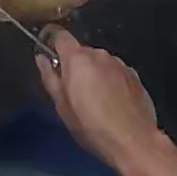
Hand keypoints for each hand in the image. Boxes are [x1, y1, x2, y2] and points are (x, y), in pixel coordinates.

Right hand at [35, 27, 170, 172]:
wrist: (133, 139)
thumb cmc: (91, 126)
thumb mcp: (62, 106)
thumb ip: (50, 78)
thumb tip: (41, 58)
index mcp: (78, 59)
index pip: (61, 36)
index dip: (52, 41)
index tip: (49, 53)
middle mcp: (100, 54)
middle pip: (81, 52)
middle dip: (75, 67)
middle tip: (73, 93)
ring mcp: (119, 62)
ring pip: (99, 62)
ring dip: (94, 74)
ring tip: (96, 101)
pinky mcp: (134, 74)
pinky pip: (115, 71)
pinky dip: (110, 81)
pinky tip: (113, 102)